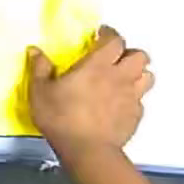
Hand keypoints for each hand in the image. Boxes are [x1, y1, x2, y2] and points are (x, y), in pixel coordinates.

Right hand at [26, 25, 154, 156]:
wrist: (87, 150)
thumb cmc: (60, 116)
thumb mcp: (40, 90)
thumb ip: (39, 68)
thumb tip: (35, 50)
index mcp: (97, 66)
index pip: (115, 41)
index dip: (110, 34)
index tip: (100, 34)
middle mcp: (120, 77)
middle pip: (140, 56)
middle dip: (128, 53)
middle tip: (112, 58)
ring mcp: (132, 97)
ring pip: (147, 76)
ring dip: (136, 73)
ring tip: (120, 77)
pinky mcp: (136, 115)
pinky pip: (140, 98)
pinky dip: (132, 95)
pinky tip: (117, 102)